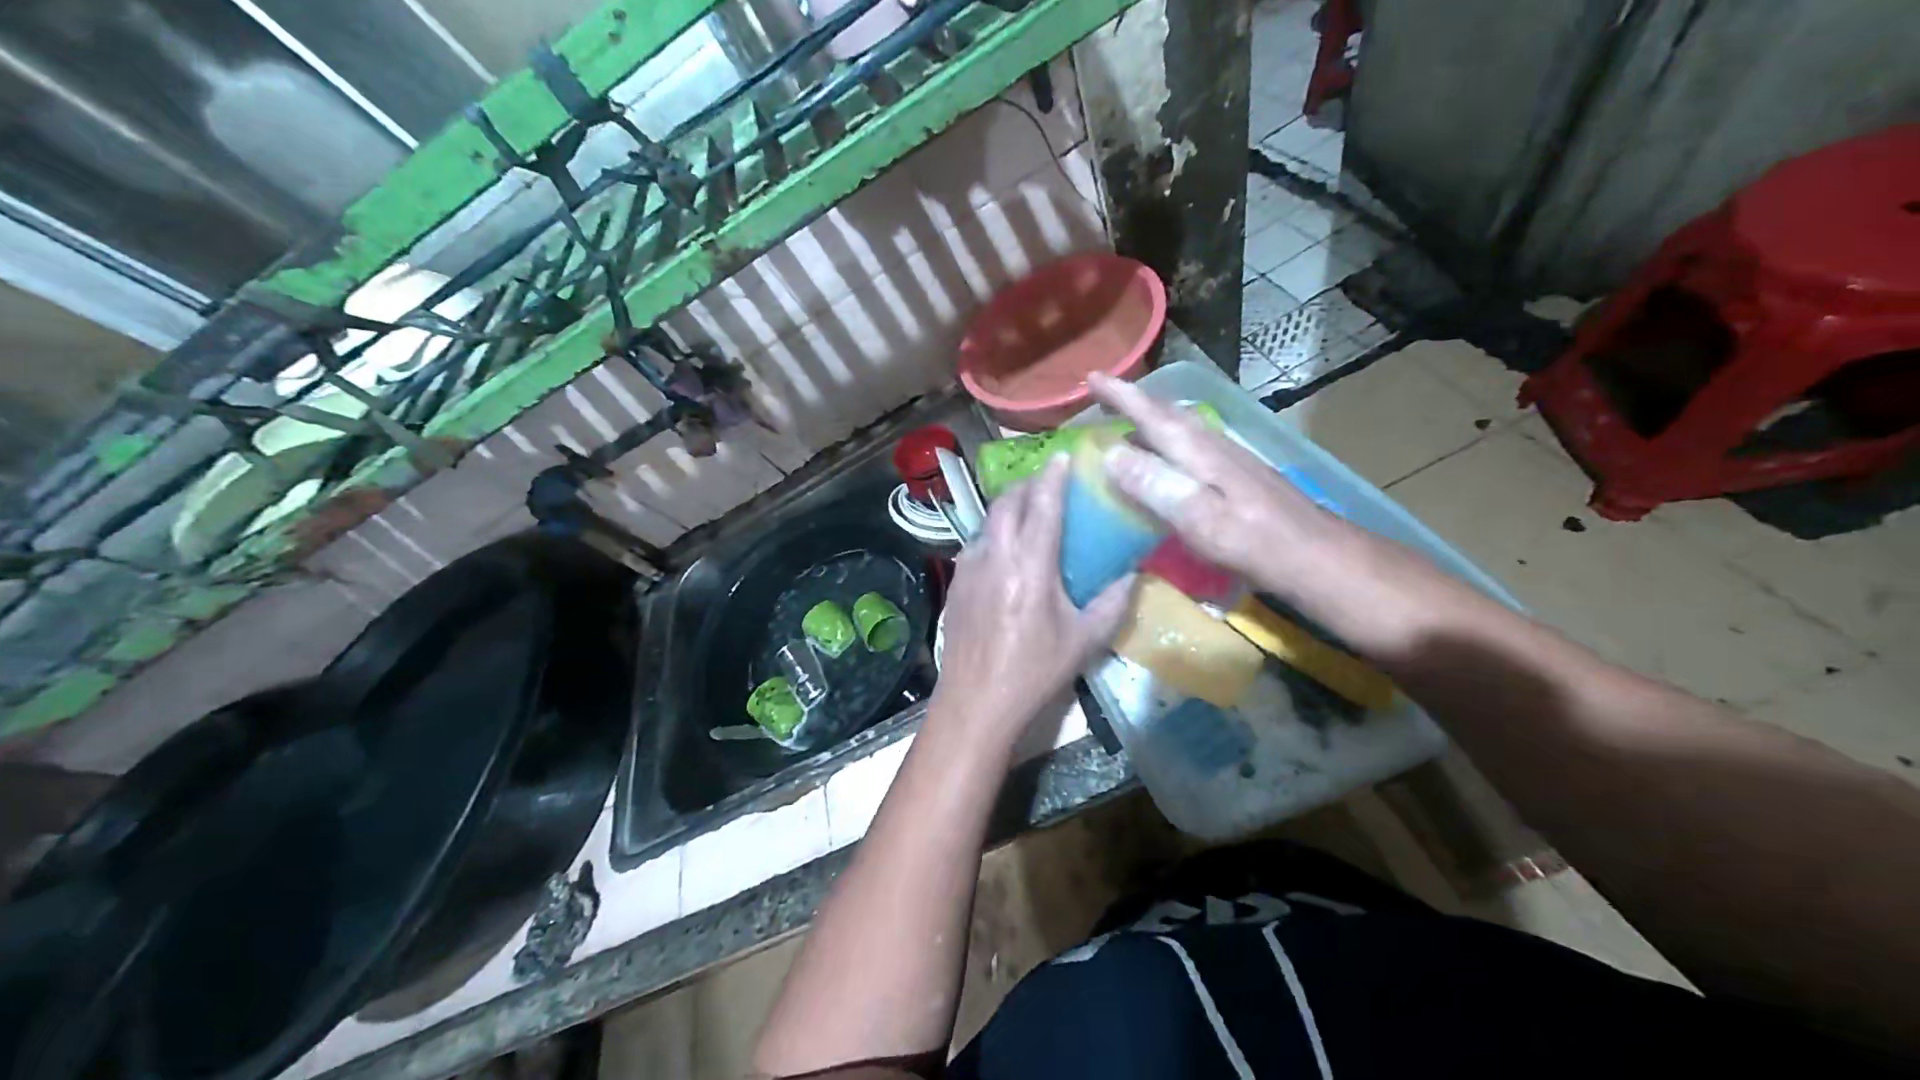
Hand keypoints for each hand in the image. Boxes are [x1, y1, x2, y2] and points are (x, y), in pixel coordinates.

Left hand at [932, 455, 1132, 748]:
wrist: (975, 702)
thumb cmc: (1034, 672)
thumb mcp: (1084, 641)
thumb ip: (1111, 603)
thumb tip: (1132, 574)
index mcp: (1030, 565)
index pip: (1043, 505)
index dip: (1053, 476)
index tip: (1064, 456)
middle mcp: (995, 556)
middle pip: (1008, 502)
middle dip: (1029, 485)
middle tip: (1050, 484)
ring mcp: (970, 568)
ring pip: (988, 521)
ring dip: (1009, 508)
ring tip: (1030, 512)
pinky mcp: (956, 583)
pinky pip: (977, 543)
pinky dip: (994, 533)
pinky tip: (1007, 551)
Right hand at [1086, 372, 1349, 597]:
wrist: (1324, 560)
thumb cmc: (1260, 544)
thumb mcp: (1202, 520)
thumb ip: (1157, 486)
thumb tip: (1110, 454)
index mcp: (1201, 453)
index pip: (1153, 415)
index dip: (1121, 395)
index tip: (1091, 377)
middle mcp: (1215, 448)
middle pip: (1168, 415)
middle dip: (1133, 403)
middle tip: (1101, 398)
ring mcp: (1231, 462)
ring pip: (1182, 430)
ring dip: (1150, 421)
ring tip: (1122, 425)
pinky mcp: (1240, 480)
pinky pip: (1191, 449)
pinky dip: (1167, 444)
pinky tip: (1163, 463)